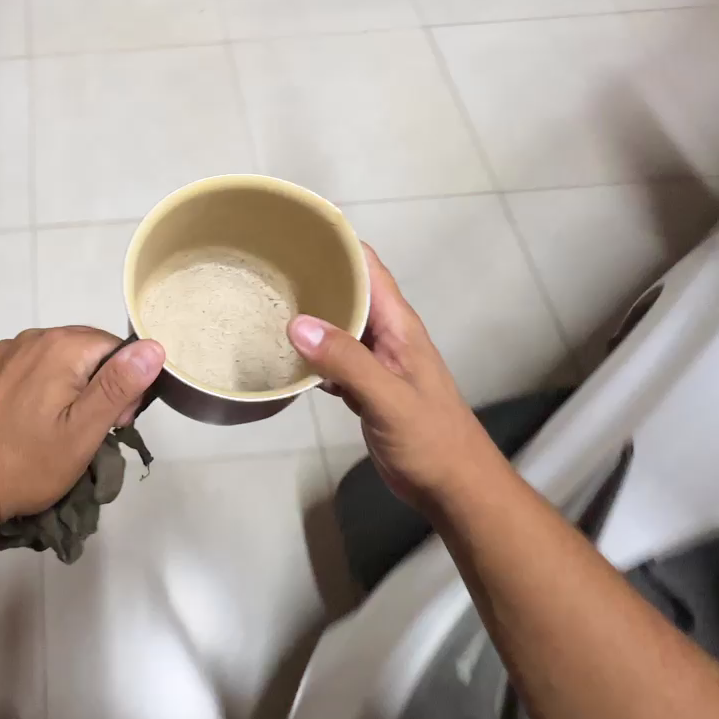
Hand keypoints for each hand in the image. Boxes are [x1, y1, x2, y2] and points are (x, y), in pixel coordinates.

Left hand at [0, 327, 164, 532]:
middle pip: (85, 350)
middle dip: (97, 385)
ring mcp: (3, 354)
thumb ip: (119, 385)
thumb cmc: (25, 463)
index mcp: (60, 346)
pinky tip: (29, 425)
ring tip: (57, 433)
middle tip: (88, 434)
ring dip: (69, 388)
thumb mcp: (83, 431)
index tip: (114, 424)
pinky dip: (39, 390)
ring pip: (56, 360)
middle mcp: (30, 338)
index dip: (124, 385)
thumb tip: (154, 346)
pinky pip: (28, 370)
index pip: (115, 347)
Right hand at [288, 244, 506, 510]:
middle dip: (312, 271)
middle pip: (347, 287)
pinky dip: (308, 347)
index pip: (367, 265)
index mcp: (398, 324)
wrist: (455, 489)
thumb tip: (297, 323)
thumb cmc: (431, 439)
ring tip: (263, 297)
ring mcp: (375, 358)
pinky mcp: (365, 383)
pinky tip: (280, 350)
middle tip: (263, 262)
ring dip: (307, 309)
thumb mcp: (389, 399)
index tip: (293, 229)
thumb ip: (347, 361)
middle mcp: (385, 332)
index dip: (336, 241)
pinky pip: (331, 353)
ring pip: (337, 320)